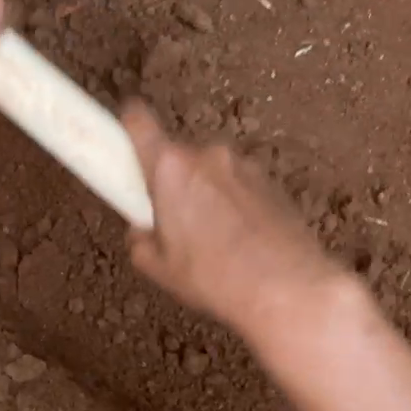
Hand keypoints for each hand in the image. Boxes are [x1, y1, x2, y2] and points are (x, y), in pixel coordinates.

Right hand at [122, 102, 351, 336]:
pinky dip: (230, 204)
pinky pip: (236, 185)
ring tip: (209, 240)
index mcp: (170, 168)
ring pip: (207, 171)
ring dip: (201, 194)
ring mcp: (243, 165)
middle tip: (169, 221)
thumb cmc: (216, 277)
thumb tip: (141, 231)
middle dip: (168, 181)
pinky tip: (236, 242)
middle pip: (175, 155)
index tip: (121, 140)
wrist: (289, 289)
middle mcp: (208, 155)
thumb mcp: (158, 267)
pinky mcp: (270, 181)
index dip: (126, 125)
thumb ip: (139, 239)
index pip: (138, 120)